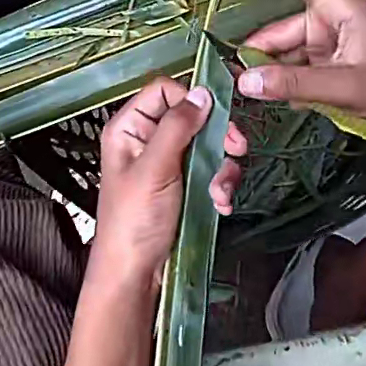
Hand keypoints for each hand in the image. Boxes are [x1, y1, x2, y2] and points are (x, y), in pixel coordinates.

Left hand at [88, 77, 246, 295]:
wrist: (135, 273)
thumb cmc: (134, 220)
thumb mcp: (155, 168)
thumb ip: (177, 127)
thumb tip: (203, 93)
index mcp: (129, 128)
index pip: (163, 91)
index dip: (191, 99)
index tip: (216, 116)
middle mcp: (147, 141)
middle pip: (192, 117)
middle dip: (216, 136)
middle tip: (236, 149)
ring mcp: (167, 164)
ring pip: (206, 146)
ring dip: (221, 168)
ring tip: (220, 192)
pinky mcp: (182, 185)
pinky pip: (209, 171)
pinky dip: (219, 186)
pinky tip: (220, 204)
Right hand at [223, 0, 365, 134]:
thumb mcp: (347, 86)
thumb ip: (295, 84)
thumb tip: (245, 82)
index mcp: (340, 9)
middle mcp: (331, 22)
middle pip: (281, 27)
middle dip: (258, 50)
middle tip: (232, 79)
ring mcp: (331, 47)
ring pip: (286, 53)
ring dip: (270, 73)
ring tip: (249, 95)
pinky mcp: (332, 68)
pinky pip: (298, 71)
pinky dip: (286, 84)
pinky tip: (279, 103)